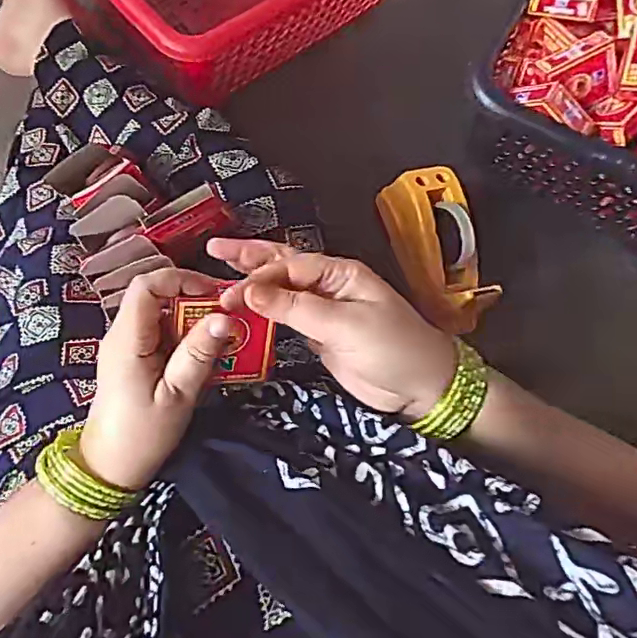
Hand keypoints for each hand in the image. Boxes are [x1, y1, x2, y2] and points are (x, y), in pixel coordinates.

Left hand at [78, 268, 240, 490]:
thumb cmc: (141, 436)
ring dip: (193, 321)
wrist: (109, 469)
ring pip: (162, 314)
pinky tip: (205, 356)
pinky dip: (185, 337)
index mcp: (127, 339)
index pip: (147, 284)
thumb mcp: (177, 395)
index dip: (181, 279)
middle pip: (156, 296)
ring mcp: (126, 346)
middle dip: (194, 301)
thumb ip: (199, 353)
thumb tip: (224, 316)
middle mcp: (122, 334)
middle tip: (227, 318)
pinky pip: (161, 334)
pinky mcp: (133, 358)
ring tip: (223, 339)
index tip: (214, 294)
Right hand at [209, 238, 457, 419]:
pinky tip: (242, 309)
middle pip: (281, 264)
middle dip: (248, 257)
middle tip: (214, 249)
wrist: (421, 388)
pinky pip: (283, 316)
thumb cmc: (394, 348)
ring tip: (219, 272)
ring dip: (250, 282)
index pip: (289, 265)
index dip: (258, 275)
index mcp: (339, 272)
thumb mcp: (345, 324)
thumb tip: (249, 292)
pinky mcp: (317, 334)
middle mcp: (327, 285)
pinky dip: (261, 311)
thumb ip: (295, 308)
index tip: (232, 291)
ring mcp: (321, 309)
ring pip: (279, 289)